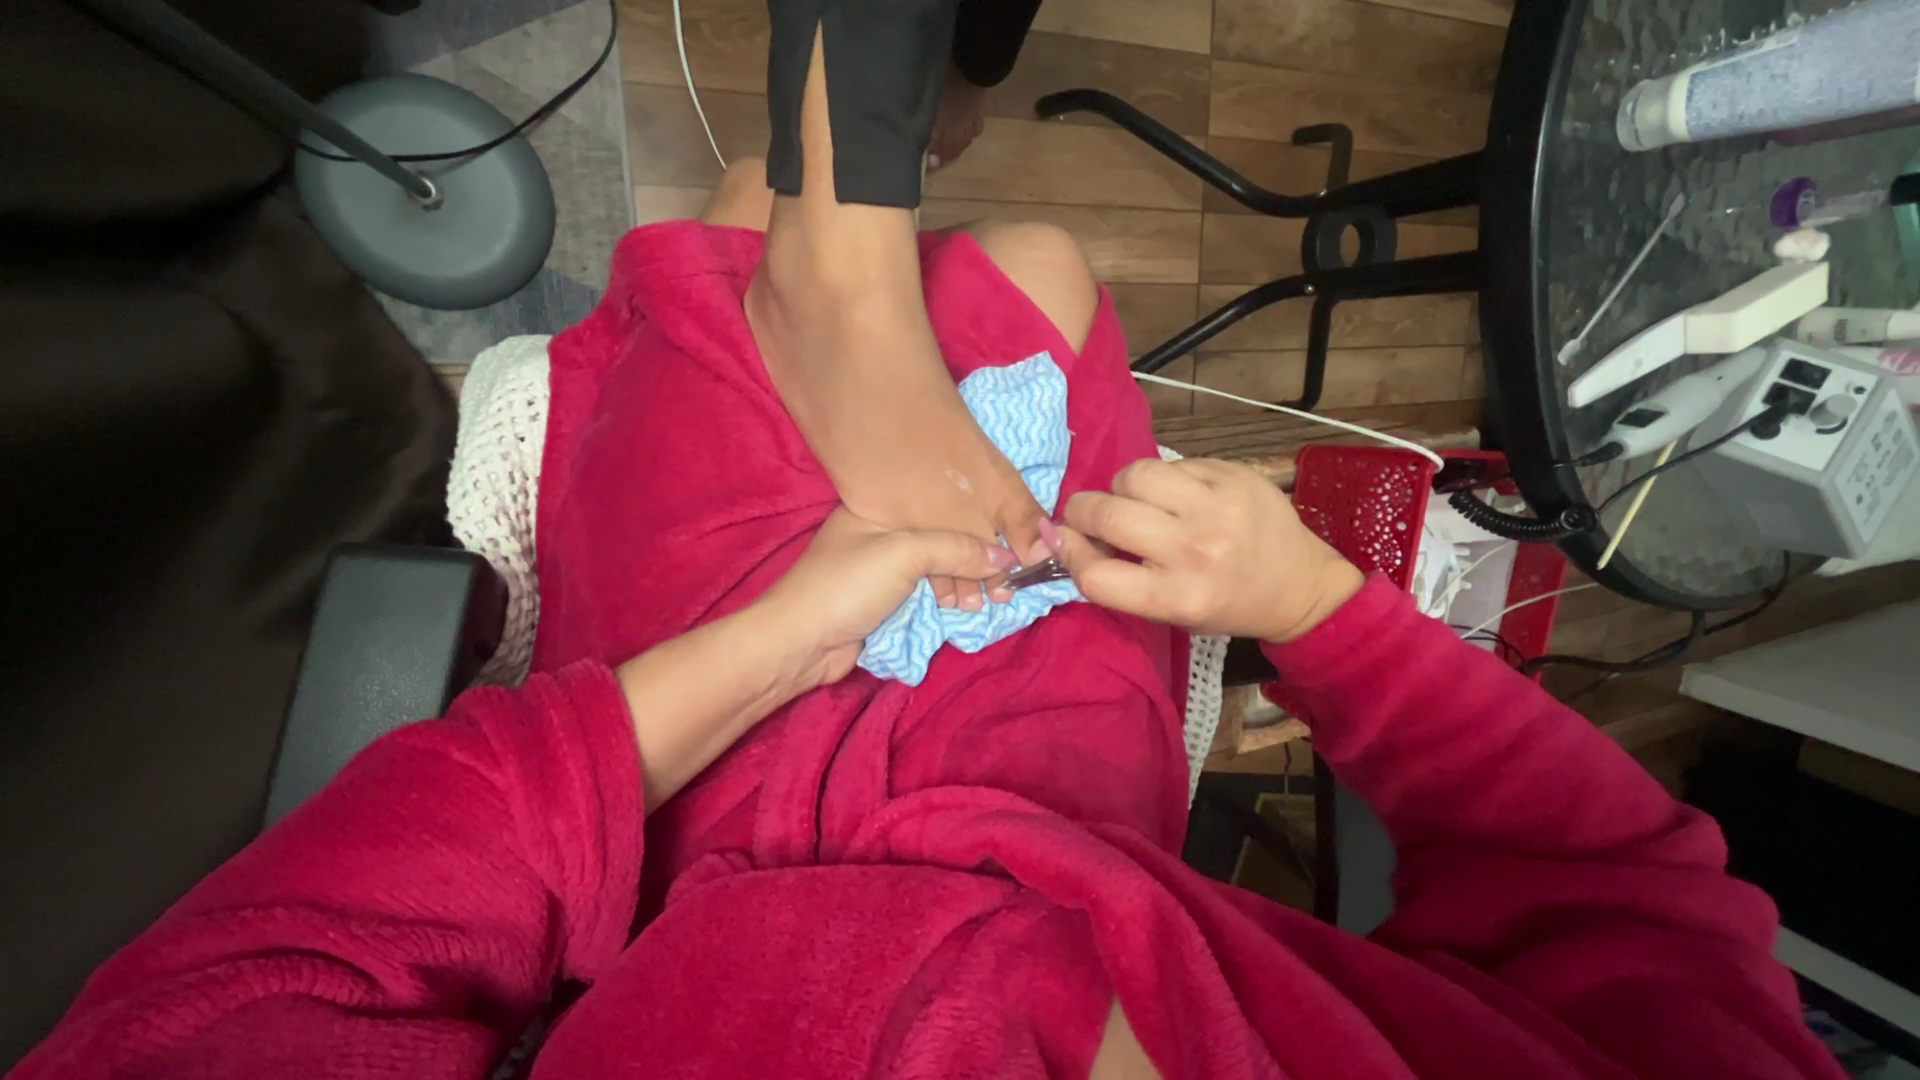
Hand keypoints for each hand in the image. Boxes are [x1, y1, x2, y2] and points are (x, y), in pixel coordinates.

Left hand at [751, 508, 1017, 689]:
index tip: (1012, 543)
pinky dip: (947, 599)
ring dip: (963, 584)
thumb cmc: (846, 585)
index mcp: (879, 509)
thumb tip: (1006, 557)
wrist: (800, 643)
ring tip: (994, 598)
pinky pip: (926, 594)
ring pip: (936, 570)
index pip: (940, 507)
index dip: (976, 523)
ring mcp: (882, 571)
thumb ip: (956, 549)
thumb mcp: (904, 554)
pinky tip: (969, 607)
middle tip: (1008, 578)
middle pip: (941, 540)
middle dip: (975, 558)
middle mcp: (882, 534)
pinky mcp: (884, 603)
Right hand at [1055, 458, 1363, 642]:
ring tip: (1137, 499)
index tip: (1064, 541)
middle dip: (1083, 510)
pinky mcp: (1234, 475)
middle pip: (1108, 515)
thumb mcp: (1170, 611)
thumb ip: (1119, 578)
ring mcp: (1218, 507)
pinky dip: (1163, 477)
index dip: (1068, 553)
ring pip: (1135, 474)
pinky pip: (1172, 462)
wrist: (1298, 585)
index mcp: (1178, 597)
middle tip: (1090, 514)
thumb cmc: (1224, 604)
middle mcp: (1196, 552)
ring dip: (1123, 486)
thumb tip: (1062, 535)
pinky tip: (1178, 493)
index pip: (1096, 575)